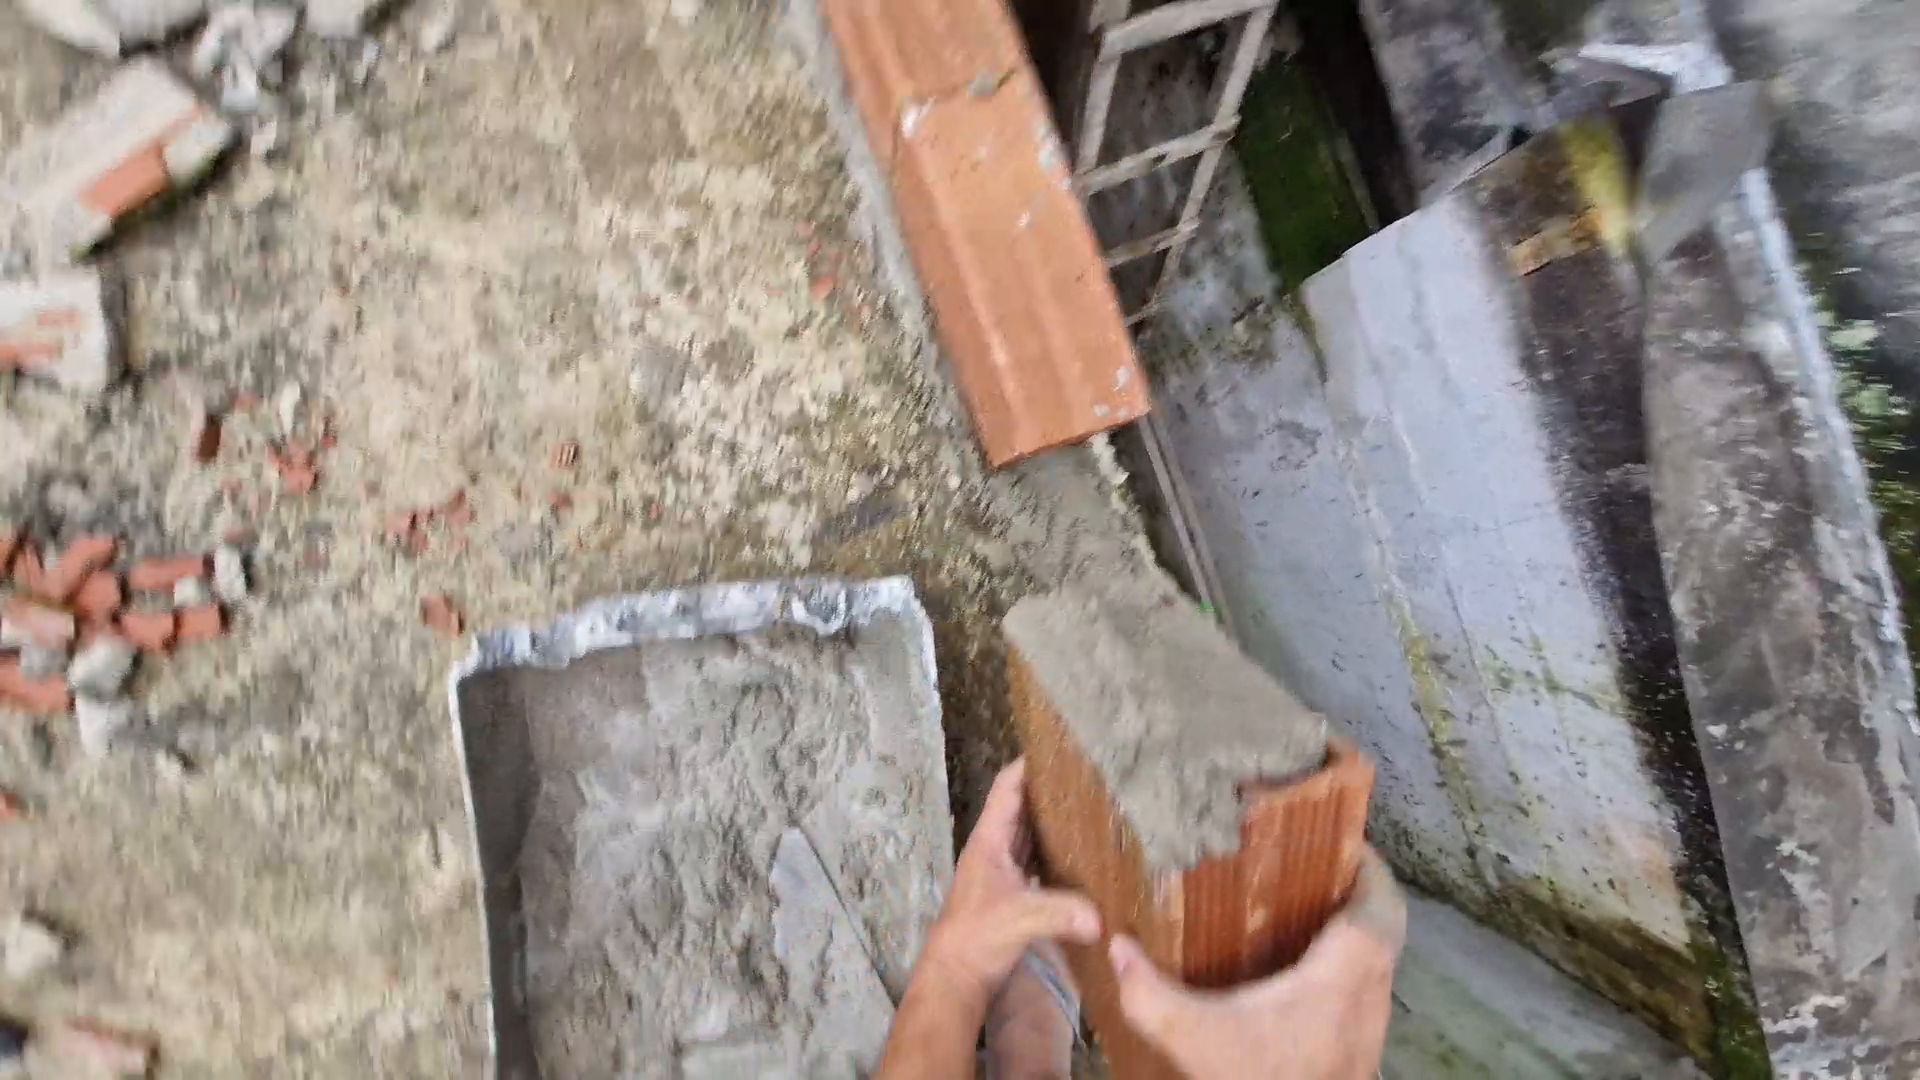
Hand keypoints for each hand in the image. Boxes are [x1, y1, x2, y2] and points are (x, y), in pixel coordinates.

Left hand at [917, 759, 1101, 1006]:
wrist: (956, 977)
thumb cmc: (977, 937)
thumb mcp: (1020, 919)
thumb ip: (1060, 913)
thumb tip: (1101, 918)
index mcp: (989, 839)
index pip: (1007, 788)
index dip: (1027, 766)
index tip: (1055, 751)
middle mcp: (994, 848)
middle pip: (1020, 806)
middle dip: (1047, 791)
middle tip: (1083, 778)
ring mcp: (1001, 870)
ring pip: (1028, 833)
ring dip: (1051, 821)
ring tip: (1087, 807)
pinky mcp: (1011, 891)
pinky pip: (1035, 859)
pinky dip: (1053, 851)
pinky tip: (1078, 854)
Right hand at [1108, 847, 1405, 1079]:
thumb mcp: (1197, 1041)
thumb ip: (1152, 993)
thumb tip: (1117, 945)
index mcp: (1343, 976)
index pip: (1380, 906)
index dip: (1368, 864)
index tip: (1338, 830)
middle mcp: (1368, 995)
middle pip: (1384, 923)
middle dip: (1354, 881)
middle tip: (1307, 853)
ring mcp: (1367, 1023)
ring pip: (1376, 953)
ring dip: (1349, 917)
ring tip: (1294, 889)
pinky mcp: (1354, 1043)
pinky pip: (1361, 979)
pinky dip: (1340, 952)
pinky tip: (1289, 953)